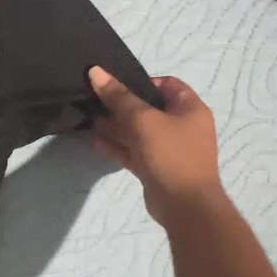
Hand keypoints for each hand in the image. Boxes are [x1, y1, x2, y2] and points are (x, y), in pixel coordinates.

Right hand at [86, 67, 224, 224]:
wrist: (185, 205)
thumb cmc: (170, 154)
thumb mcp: (142, 120)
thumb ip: (118, 96)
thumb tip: (96, 71)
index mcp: (189, 109)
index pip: (166, 84)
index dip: (140, 81)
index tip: (114, 85)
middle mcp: (181, 126)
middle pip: (148, 108)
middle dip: (120, 104)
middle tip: (93, 100)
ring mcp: (168, 148)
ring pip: (137, 130)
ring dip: (113, 125)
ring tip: (86, 118)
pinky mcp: (154, 166)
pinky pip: (132, 150)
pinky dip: (114, 144)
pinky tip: (91, 139)